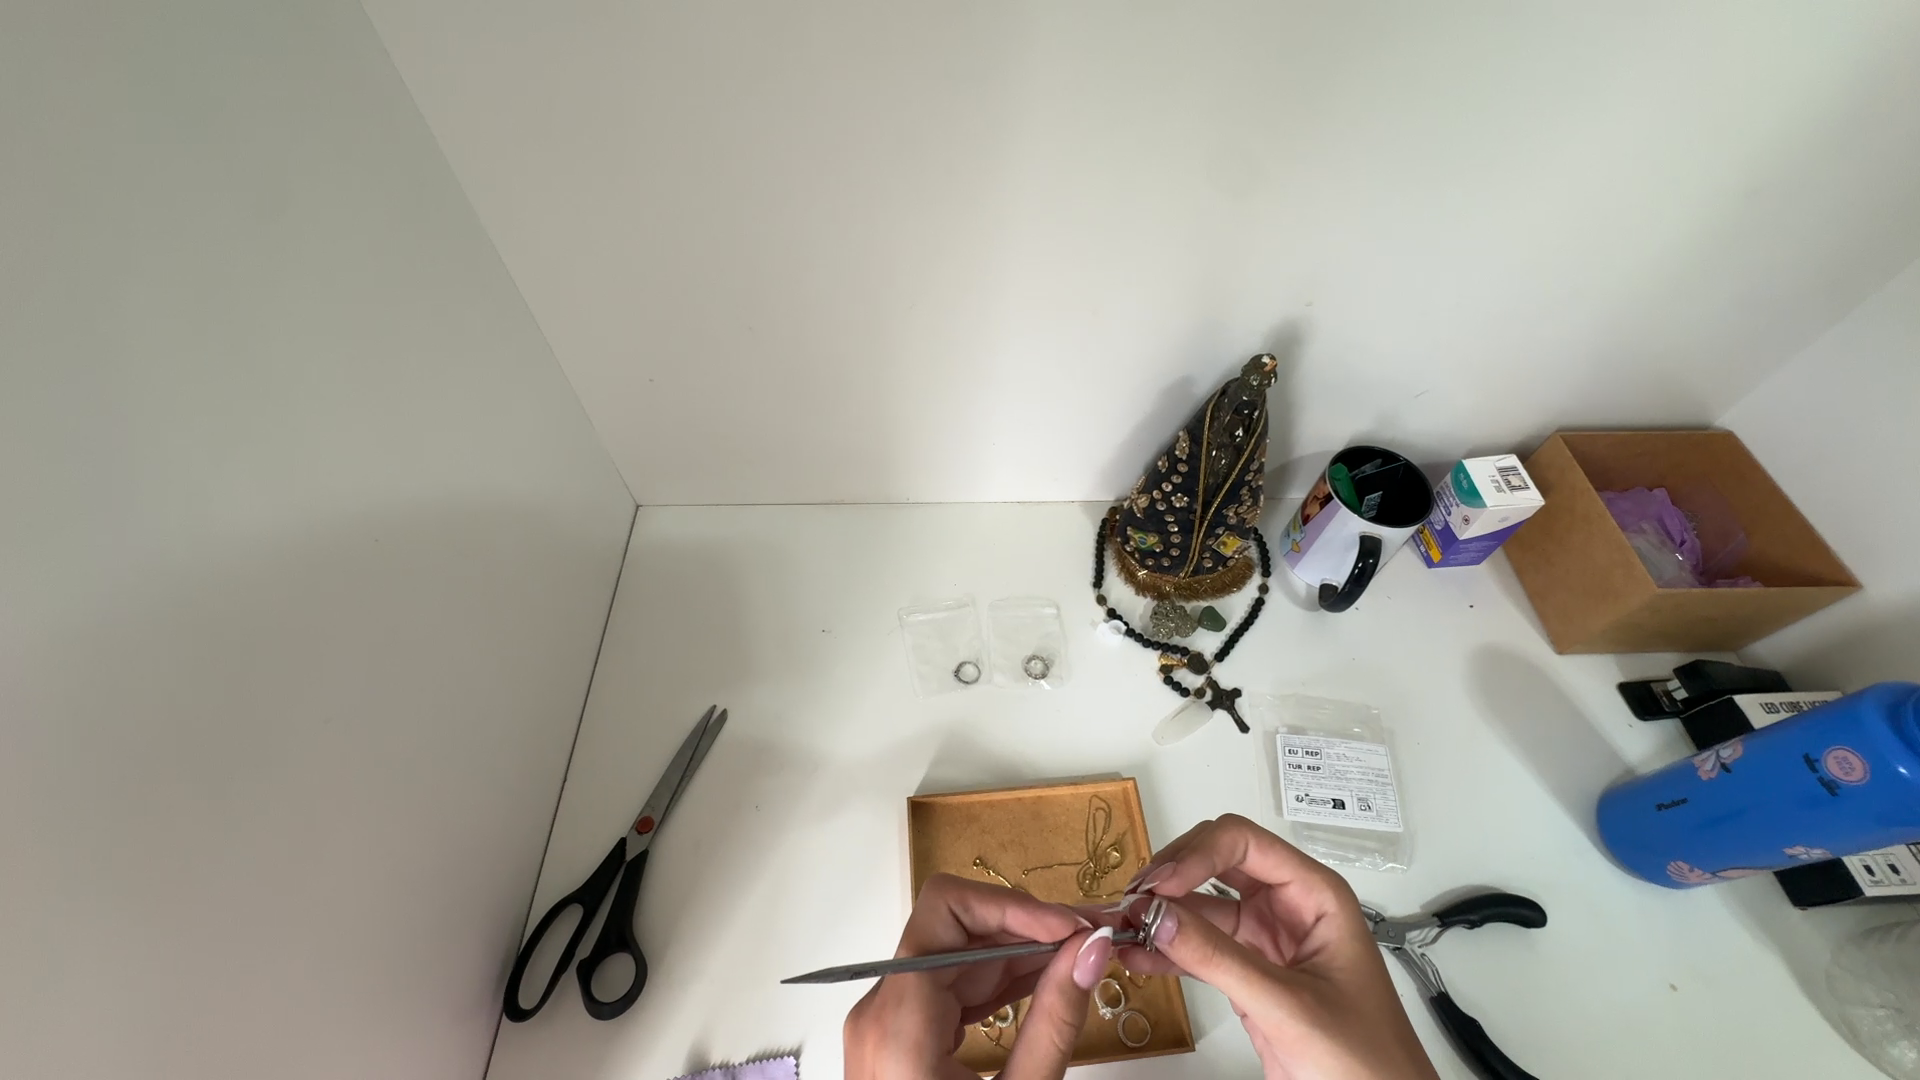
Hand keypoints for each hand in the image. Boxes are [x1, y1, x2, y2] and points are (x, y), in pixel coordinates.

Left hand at [844, 874, 1113, 1079]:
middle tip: (1091, 932)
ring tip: (1081, 952)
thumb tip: (1092, 948)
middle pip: (953, 928)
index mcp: (896, 1018)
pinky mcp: (902, 1037)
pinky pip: (953, 988)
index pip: (946, 911)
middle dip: (1026, 923)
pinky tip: (1046, 981)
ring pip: (957, 954)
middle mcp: (882, 1006)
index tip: (1070, 924)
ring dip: (1020, 949)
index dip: (1010, 905)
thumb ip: (1054, 1020)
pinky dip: (1000, 980)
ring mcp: (888, 1021)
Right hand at [1114, 815, 1438, 1079]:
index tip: (1158, 886)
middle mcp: (1285, 903)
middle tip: (1133, 901)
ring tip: (1121, 927)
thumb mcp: (1289, 1006)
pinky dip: (1166, 949)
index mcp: (1312, 893)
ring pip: (1199, 904)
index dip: (1196, 854)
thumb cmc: (1363, 1062)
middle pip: (1214, 861)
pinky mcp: (1246, 970)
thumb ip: (1220, 959)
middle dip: (1171, 877)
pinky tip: (1137, 957)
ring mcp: (1263, 936)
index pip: (1243, 842)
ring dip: (1160, 913)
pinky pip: (1198, 946)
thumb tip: (1156, 913)